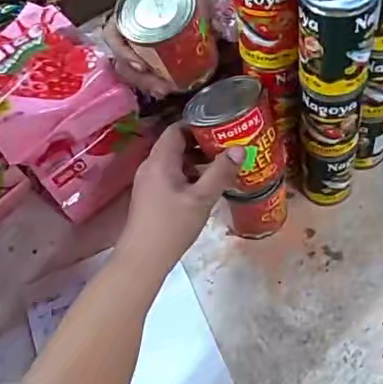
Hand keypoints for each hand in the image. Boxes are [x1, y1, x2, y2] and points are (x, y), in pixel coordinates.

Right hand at [103, 0, 208, 97]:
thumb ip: (198, 3)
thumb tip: (214, 28)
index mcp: (126, 15)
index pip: (114, 36)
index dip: (124, 53)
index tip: (140, 66)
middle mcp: (123, 31)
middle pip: (122, 61)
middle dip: (141, 79)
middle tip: (162, 88)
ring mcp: (130, 42)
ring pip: (129, 70)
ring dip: (145, 84)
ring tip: (164, 92)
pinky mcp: (141, 50)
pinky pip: (139, 70)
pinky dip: (149, 81)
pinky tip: (163, 90)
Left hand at [117, 125, 240, 270]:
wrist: (142, 259)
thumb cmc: (172, 225)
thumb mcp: (202, 198)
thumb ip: (220, 172)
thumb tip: (240, 149)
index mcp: (160, 160)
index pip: (176, 129)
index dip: (198, 125)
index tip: (221, 127)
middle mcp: (150, 166)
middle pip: (176, 144)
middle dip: (201, 143)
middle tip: (227, 146)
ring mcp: (148, 182)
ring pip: (174, 162)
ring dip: (196, 161)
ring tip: (221, 166)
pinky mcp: (150, 196)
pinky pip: (170, 176)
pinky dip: (188, 175)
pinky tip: (206, 187)